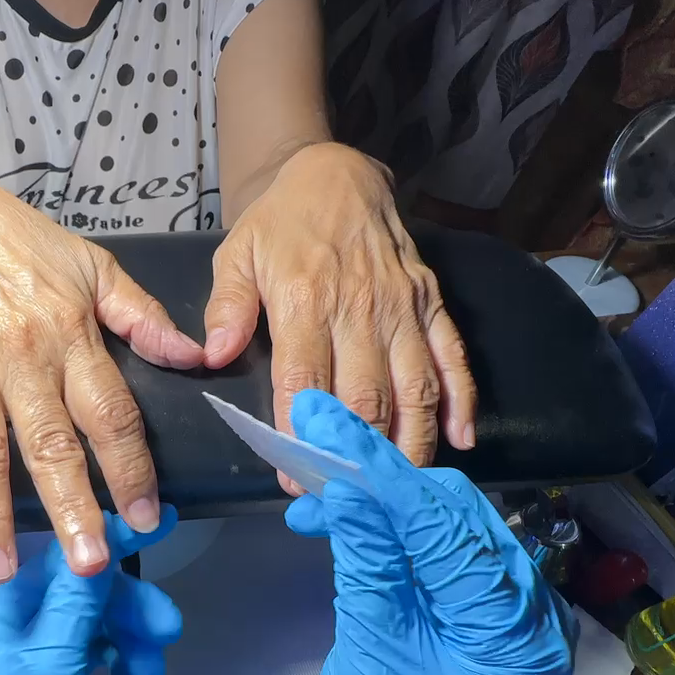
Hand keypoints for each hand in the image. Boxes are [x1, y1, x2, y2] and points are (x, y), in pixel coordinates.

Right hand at [0, 166, 203, 583]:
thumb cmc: (21, 242)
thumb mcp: (94, 266)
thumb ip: (142, 317)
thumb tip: (195, 356)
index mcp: (71, 338)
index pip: (109, 414)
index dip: (129, 468)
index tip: (142, 517)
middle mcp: (21, 359)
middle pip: (49, 444)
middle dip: (70, 507)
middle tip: (86, 564)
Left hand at [0, 509, 183, 674]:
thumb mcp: (56, 668)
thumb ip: (78, 601)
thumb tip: (98, 533)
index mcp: (5, 616)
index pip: (60, 560)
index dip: (106, 542)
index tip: (156, 522)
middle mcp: (24, 630)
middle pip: (88, 591)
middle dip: (128, 606)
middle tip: (168, 628)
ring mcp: (50, 657)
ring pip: (103, 620)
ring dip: (133, 637)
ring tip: (150, 669)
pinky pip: (107, 649)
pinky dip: (127, 658)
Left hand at [204, 142, 476, 473]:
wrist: (335, 175)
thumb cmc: (278, 226)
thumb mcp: (236, 257)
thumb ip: (227, 308)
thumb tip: (213, 355)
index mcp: (307, 303)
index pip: (306, 382)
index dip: (303, 435)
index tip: (296, 479)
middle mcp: (360, 310)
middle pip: (366, 396)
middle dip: (356, 454)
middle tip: (349, 500)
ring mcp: (402, 308)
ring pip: (414, 386)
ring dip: (410, 442)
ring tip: (400, 488)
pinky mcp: (430, 303)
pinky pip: (452, 355)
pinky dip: (461, 400)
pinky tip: (461, 441)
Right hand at [283, 391, 573, 674]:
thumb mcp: (371, 652)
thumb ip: (366, 565)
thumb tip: (349, 489)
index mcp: (511, 632)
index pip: (444, 529)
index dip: (381, 472)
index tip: (328, 425)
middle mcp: (524, 604)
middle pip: (452, 509)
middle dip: (378, 473)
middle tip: (313, 442)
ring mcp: (503, 599)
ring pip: (440, 516)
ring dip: (375, 498)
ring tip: (312, 497)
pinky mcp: (474, 596)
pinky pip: (429, 541)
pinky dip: (382, 524)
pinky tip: (336, 520)